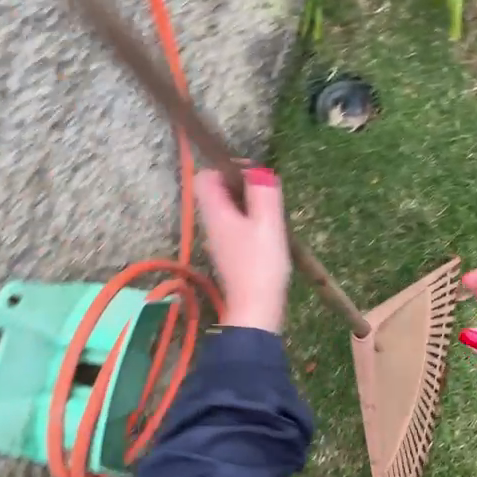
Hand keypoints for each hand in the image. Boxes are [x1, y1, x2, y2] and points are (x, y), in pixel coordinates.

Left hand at [195, 166, 290, 333]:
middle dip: (242, 186)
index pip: (205, 176)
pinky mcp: (231, 253)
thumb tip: (259, 170)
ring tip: (272, 214)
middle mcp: (212, 224)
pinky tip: (269, 233)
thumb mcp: (268, 223)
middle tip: (267, 195)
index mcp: (215, 213)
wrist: (256, 308)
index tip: (253, 175)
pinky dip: (251, 222)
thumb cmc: (261, 264)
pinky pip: (236, 225)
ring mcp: (220, 240)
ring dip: (249, 204)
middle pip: (217, 191)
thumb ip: (263, 193)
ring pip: (228, 209)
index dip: (226, 168)